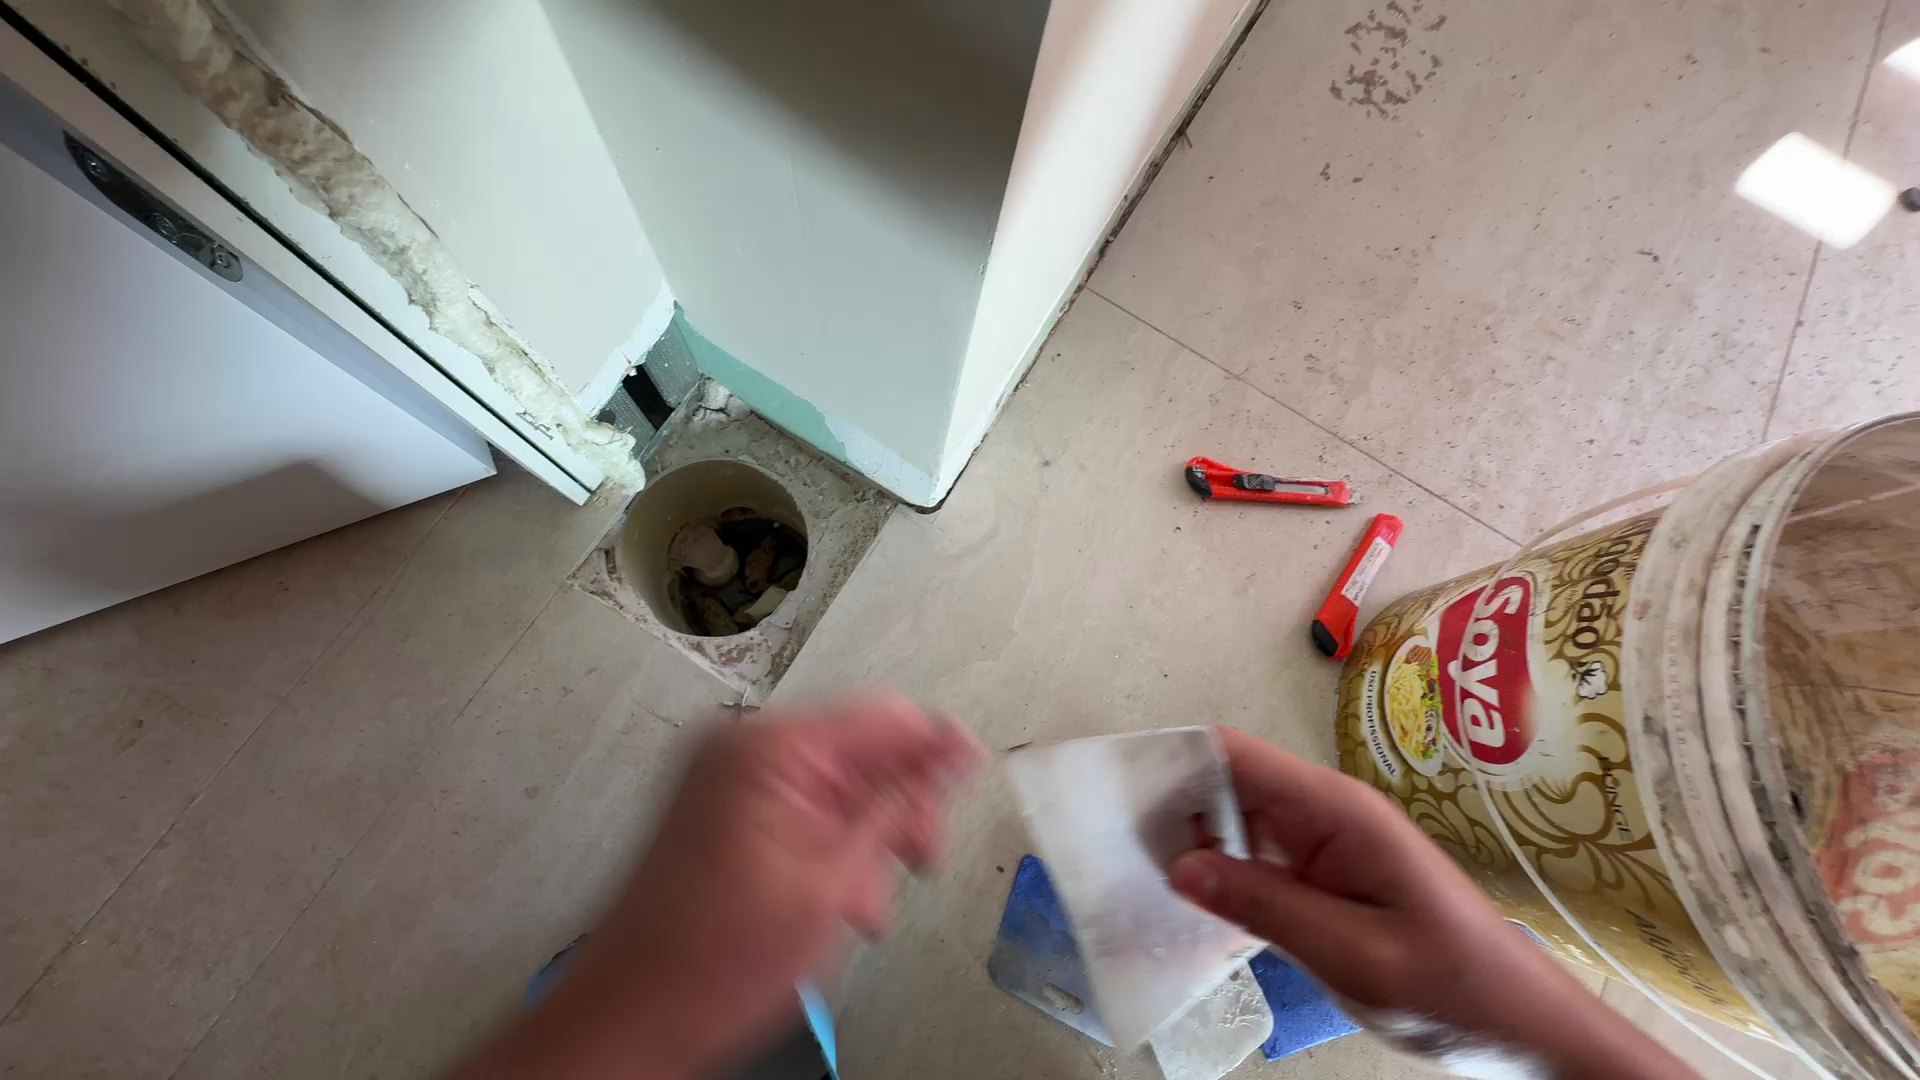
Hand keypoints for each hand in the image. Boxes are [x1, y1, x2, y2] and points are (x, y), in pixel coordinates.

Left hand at [450, 694, 982, 1079]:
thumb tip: (949, 750)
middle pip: (863, 751)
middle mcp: (746, 748)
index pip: (882, 718)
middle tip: (918, 855)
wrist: (632, 1018)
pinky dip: (835, 845)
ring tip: (866, 896)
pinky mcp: (731, 804)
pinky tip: (839, 891)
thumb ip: (898, 805)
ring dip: (868, 837)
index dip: (934, 748)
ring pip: (841, 785)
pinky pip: (808, 805)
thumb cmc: (710, 961)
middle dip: (898, 807)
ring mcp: (734, 775)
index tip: (968, 769)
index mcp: (769, 748)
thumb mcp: (834, 880)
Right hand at [1168, 729, 1694, 1079]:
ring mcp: (1318, 842)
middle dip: (1171, 801)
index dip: (1176, 758)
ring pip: (1233, 818)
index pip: (1236, 754)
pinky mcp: (1317, 873)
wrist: (1528, 1032)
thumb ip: (1266, 905)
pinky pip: (1252, 856)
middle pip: (1226, 781)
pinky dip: (1216, 871)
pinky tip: (1185, 896)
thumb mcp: (1356, 956)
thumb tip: (1180, 865)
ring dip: (1189, 838)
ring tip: (1135, 866)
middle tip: (1118, 839)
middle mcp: (1320, 812)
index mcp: (1333, 809)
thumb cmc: (1455, 988)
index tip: (1122, 787)